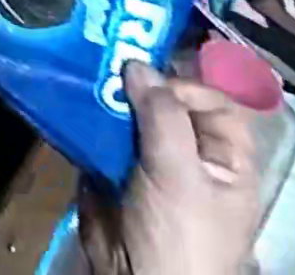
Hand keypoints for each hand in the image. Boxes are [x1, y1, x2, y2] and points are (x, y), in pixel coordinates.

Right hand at [80, 60, 259, 274]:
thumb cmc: (178, 233)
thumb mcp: (180, 175)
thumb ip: (162, 117)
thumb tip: (136, 63)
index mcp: (225, 162)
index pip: (216, 105)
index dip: (187, 88)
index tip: (149, 80)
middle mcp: (189, 156)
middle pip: (168, 103)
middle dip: (137, 82)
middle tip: (104, 60)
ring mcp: (148, 160)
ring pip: (129, 112)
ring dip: (106, 94)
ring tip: (81, 74)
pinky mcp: (110, 164)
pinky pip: (100, 128)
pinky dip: (85, 112)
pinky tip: (68, 96)